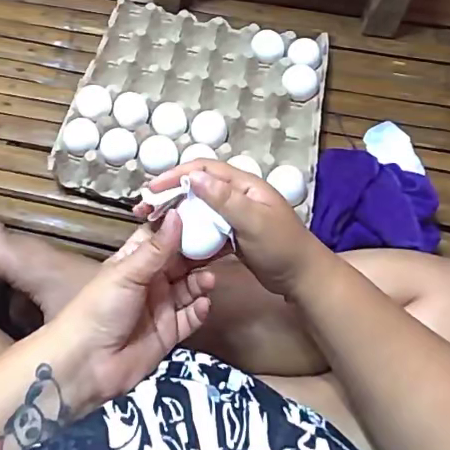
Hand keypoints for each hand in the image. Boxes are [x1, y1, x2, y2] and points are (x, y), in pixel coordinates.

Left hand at [42, 211, 215, 408]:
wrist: (87, 363)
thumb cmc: (101, 307)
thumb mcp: (128, 273)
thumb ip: (157, 248)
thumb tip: (179, 213)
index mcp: (135, 260)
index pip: (162, 236)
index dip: (181, 225)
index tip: (206, 212)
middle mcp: (150, 280)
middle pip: (181, 261)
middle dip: (199, 253)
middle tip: (222, 245)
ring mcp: (161, 306)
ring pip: (188, 288)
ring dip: (200, 282)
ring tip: (209, 280)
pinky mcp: (169, 332)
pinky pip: (189, 317)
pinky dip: (199, 310)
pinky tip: (203, 304)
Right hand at [142, 160, 330, 297]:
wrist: (305, 280)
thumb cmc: (283, 248)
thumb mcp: (253, 222)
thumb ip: (224, 199)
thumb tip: (193, 176)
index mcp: (244, 185)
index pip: (204, 169)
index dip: (176, 175)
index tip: (153, 188)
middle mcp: (237, 194)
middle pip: (197, 186)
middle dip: (170, 194)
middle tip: (145, 208)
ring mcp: (235, 214)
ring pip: (199, 207)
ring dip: (176, 213)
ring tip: (153, 223)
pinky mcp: (232, 233)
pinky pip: (205, 226)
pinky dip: (189, 231)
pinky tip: (174, 241)